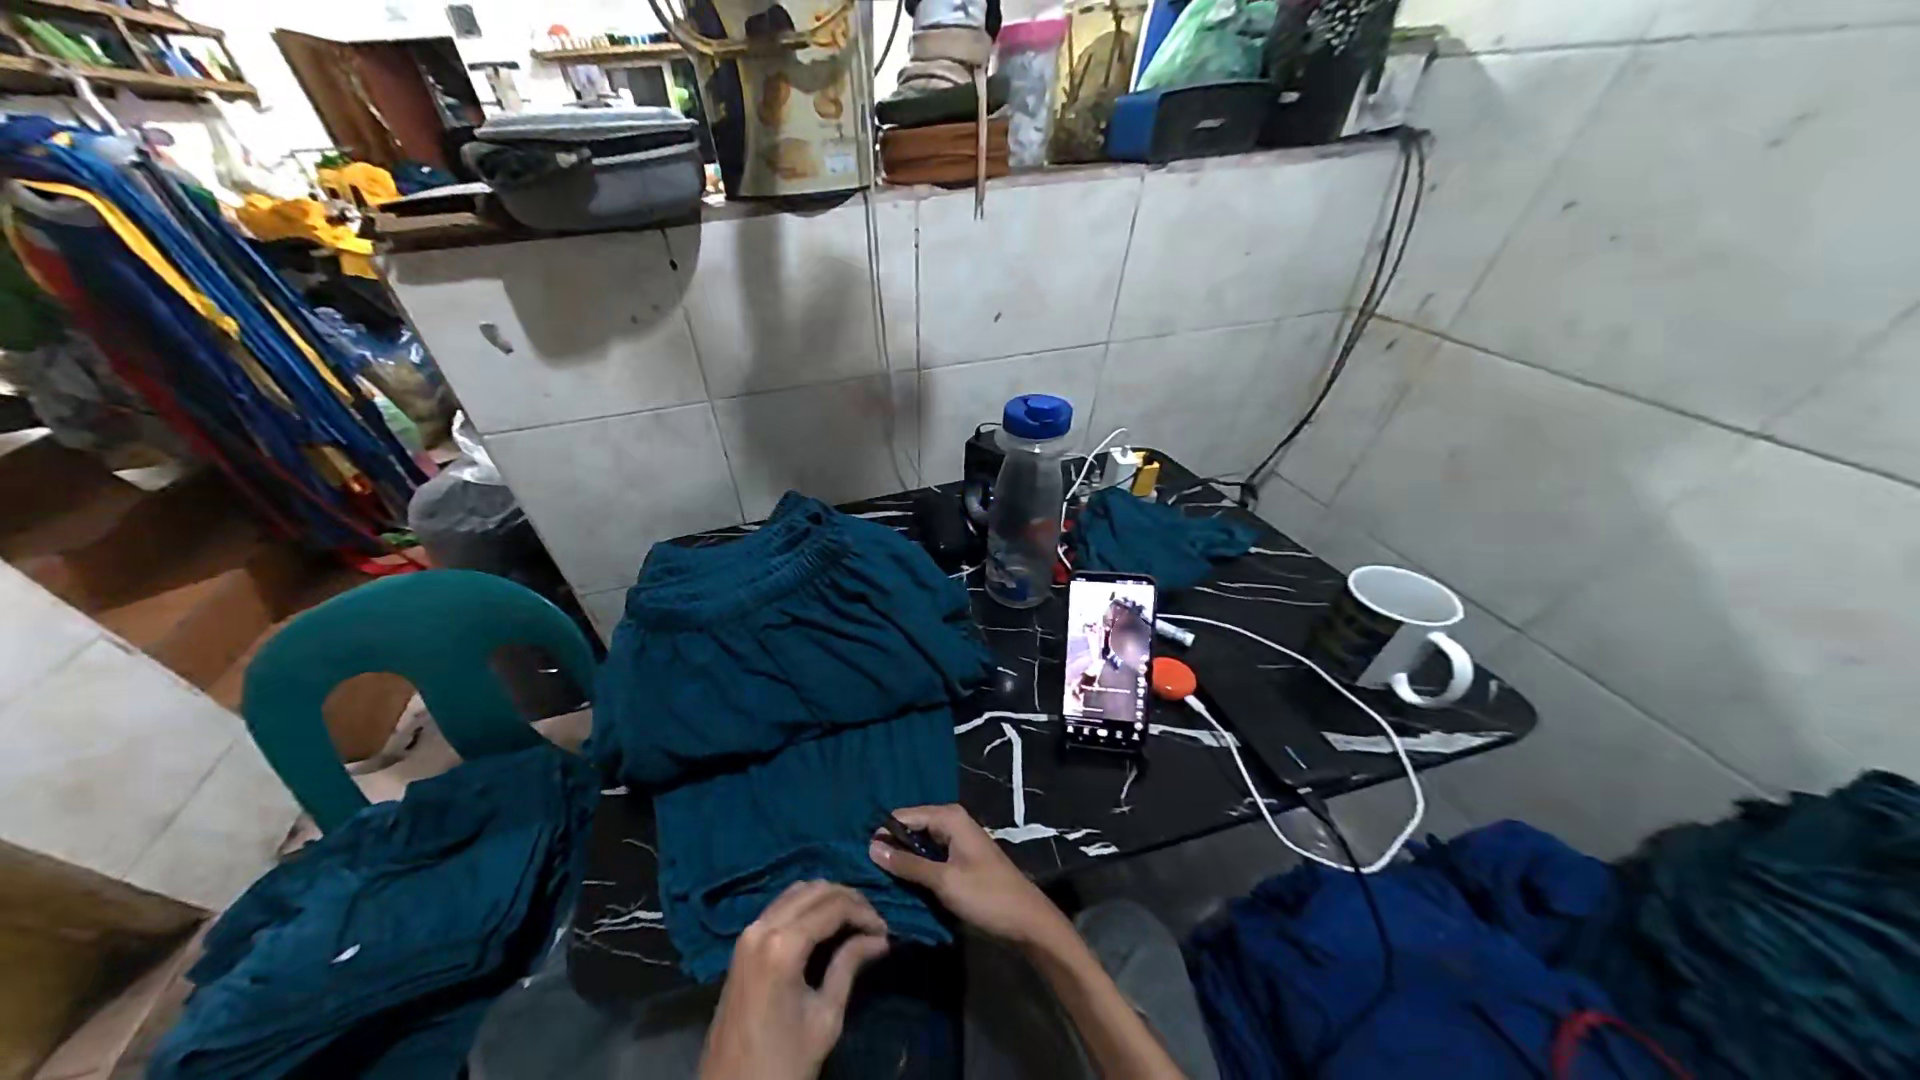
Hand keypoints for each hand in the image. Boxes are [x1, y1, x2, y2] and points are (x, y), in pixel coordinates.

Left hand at [698, 881, 891, 1079]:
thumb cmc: (782, 1064)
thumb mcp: (825, 1017)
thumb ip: (849, 966)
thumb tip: (880, 938)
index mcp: (782, 945)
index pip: (834, 906)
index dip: (865, 913)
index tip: (886, 932)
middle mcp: (762, 926)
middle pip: (816, 890)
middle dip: (849, 900)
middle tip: (873, 925)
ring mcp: (748, 932)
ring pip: (797, 891)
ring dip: (828, 899)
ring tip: (854, 923)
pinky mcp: (743, 943)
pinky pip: (781, 906)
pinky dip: (807, 905)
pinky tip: (826, 925)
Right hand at [868, 804, 1069, 947]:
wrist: (1027, 922)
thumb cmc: (987, 896)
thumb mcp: (944, 881)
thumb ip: (908, 864)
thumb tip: (872, 847)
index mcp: (950, 817)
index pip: (903, 816)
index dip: (882, 833)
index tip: (857, 855)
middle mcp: (951, 823)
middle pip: (910, 829)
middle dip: (890, 847)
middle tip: (862, 871)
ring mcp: (955, 843)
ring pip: (918, 846)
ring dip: (901, 861)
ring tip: (873, 880)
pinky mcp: (957, 862)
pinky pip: (928, 859)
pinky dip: (914, 870)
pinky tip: (897, 886)